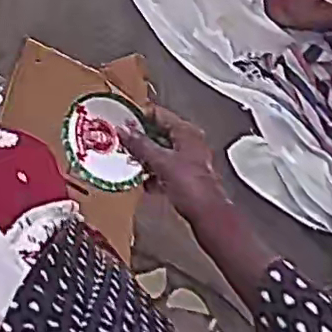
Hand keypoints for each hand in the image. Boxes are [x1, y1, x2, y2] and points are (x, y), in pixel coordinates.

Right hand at [120, 104, 230, 223]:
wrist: (208, 218)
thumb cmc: (190, 185)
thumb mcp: (160, 161)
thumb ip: (140, 144)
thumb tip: (123, 130)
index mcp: (186, 131)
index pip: (158, 113)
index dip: (140, 116)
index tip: (123, 121)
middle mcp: (190, 142)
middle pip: (160, 133)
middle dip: (141, 139)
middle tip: (124, 141)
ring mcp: (191, 162)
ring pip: (162, 152)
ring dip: (147, 157)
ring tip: (131, 161)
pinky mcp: (188, 180)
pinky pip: (166, 170)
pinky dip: (155, 173)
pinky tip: (146, 182)